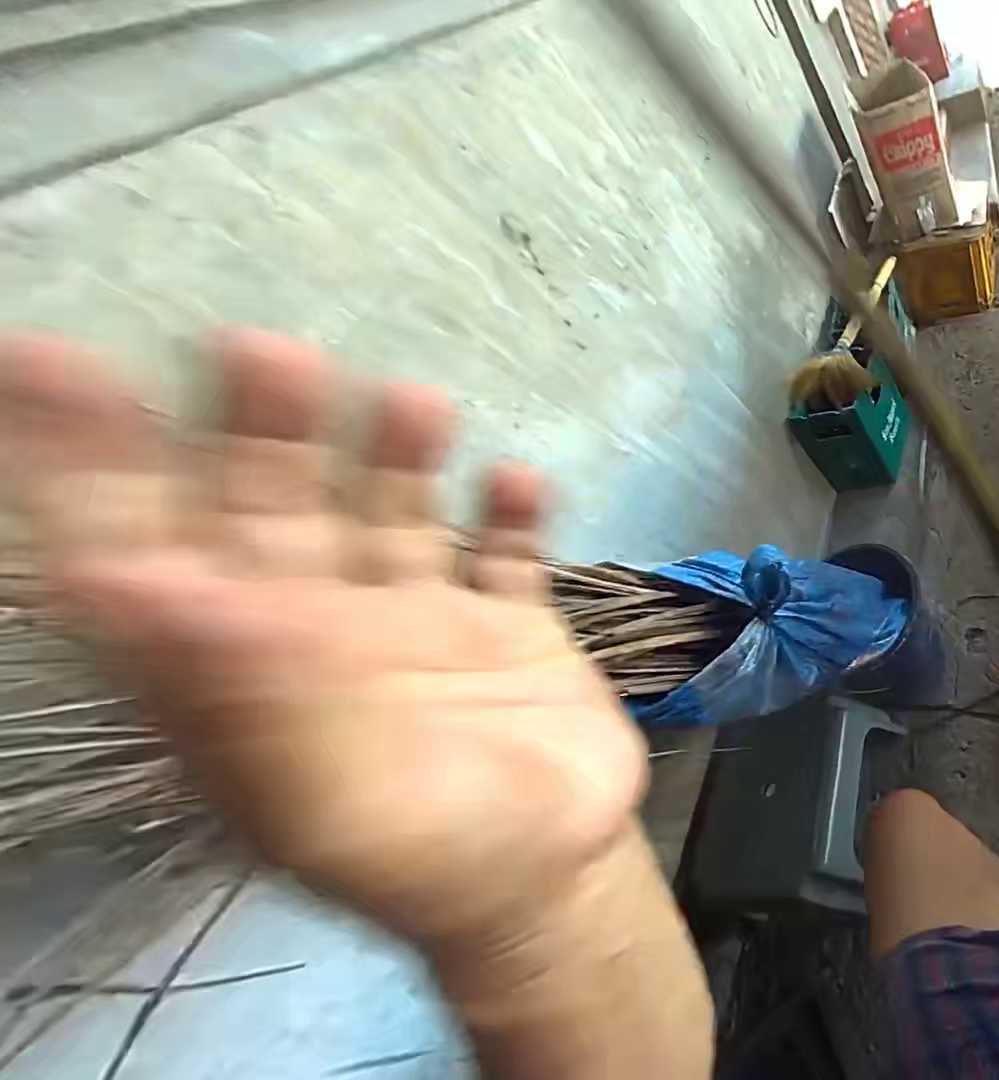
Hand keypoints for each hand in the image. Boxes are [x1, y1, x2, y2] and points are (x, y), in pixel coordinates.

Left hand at [0, 330, 646, 952]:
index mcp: (252, 675)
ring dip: (402, 456)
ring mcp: (436, 621)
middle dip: (270, 432)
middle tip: (264, 348)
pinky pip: (510, 554)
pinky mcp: (519, 624)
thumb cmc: (442, 852)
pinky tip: (519, 481)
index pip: (150, 553)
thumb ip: (251, 699)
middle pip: (287, 512)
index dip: (99, 465)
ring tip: (413, 401)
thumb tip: (135, 580)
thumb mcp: (335, 801)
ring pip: (405, 517)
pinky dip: (513, 515)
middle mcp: (333, 630)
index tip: (68, 366)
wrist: (559, 865)